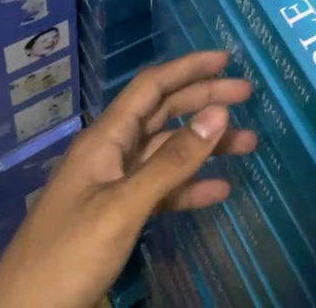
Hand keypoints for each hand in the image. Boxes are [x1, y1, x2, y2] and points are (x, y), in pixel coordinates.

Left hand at [0, 51, 258, 307]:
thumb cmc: (66, 256)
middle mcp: (111, 154)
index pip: (151, 87)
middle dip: (205, 100)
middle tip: (249, 94)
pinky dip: (190, 186)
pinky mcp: (117, 218)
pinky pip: (162, 190)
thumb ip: (171, 162)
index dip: (188, 68)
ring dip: (206, 146)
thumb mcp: (122, 207)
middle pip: (164, 114)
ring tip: (249, 144)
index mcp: (105, 140)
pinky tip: (219, 190)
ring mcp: (113, 187)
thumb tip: (219, 112)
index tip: (227, 59)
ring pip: (168, 152)